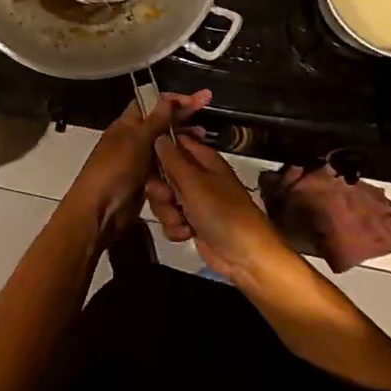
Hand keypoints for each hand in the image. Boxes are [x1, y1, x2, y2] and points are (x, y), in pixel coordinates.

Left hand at [60, 89, 209, 248]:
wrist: (100, 210)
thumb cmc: (115, 169)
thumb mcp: (136, 141)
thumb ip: (154, 121)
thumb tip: (167, 100)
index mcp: (127, 124)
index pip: (152, 103)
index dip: (173, 99)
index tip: (196, 99)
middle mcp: (134, 138)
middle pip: (161, 122)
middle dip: (182, 116)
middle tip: (205, 111)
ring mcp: (139, 160)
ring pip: (165, 144)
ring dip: (182, 138)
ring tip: (203, 136)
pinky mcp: (146, 179)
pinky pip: (165, 165)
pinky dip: (177, 161)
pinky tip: (193, 161)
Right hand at [147, 134, 291, 283]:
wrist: (243, 254)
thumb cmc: (222, 211)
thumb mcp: (195, 183)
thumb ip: (173, 160)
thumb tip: (159, 136)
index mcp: (204, 160)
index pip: (177, 142)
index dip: (160, 148)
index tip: (146, 159)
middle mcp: (198, 177)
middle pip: (165, 174)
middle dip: (161, 189)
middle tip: (167, 197)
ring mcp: (195, 201)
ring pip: (165, 199)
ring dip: (167, 212)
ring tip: (181, 220)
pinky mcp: (191, 223)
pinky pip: (171, 219)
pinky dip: (176, 228)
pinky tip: (187, 234)